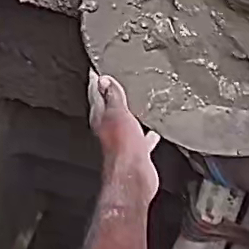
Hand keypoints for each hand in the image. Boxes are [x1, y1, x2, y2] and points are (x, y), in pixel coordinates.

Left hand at [88, 70, 160, 201]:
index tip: (97, 70)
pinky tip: (153, 130)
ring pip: (124, 122)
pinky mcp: (135, 152)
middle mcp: (109, 130)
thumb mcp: (118, 114)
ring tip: (137, 102)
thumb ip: (113, 96)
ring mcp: (122, 141)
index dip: (96, 81)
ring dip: (129, 113)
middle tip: (117, 82)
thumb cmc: (123, 147)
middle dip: (112, 96)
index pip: (95, 94)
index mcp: (101, 118)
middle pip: (108, 108)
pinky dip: (145, 133)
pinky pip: (140, 138)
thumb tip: (104, 79)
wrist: (134, 178)